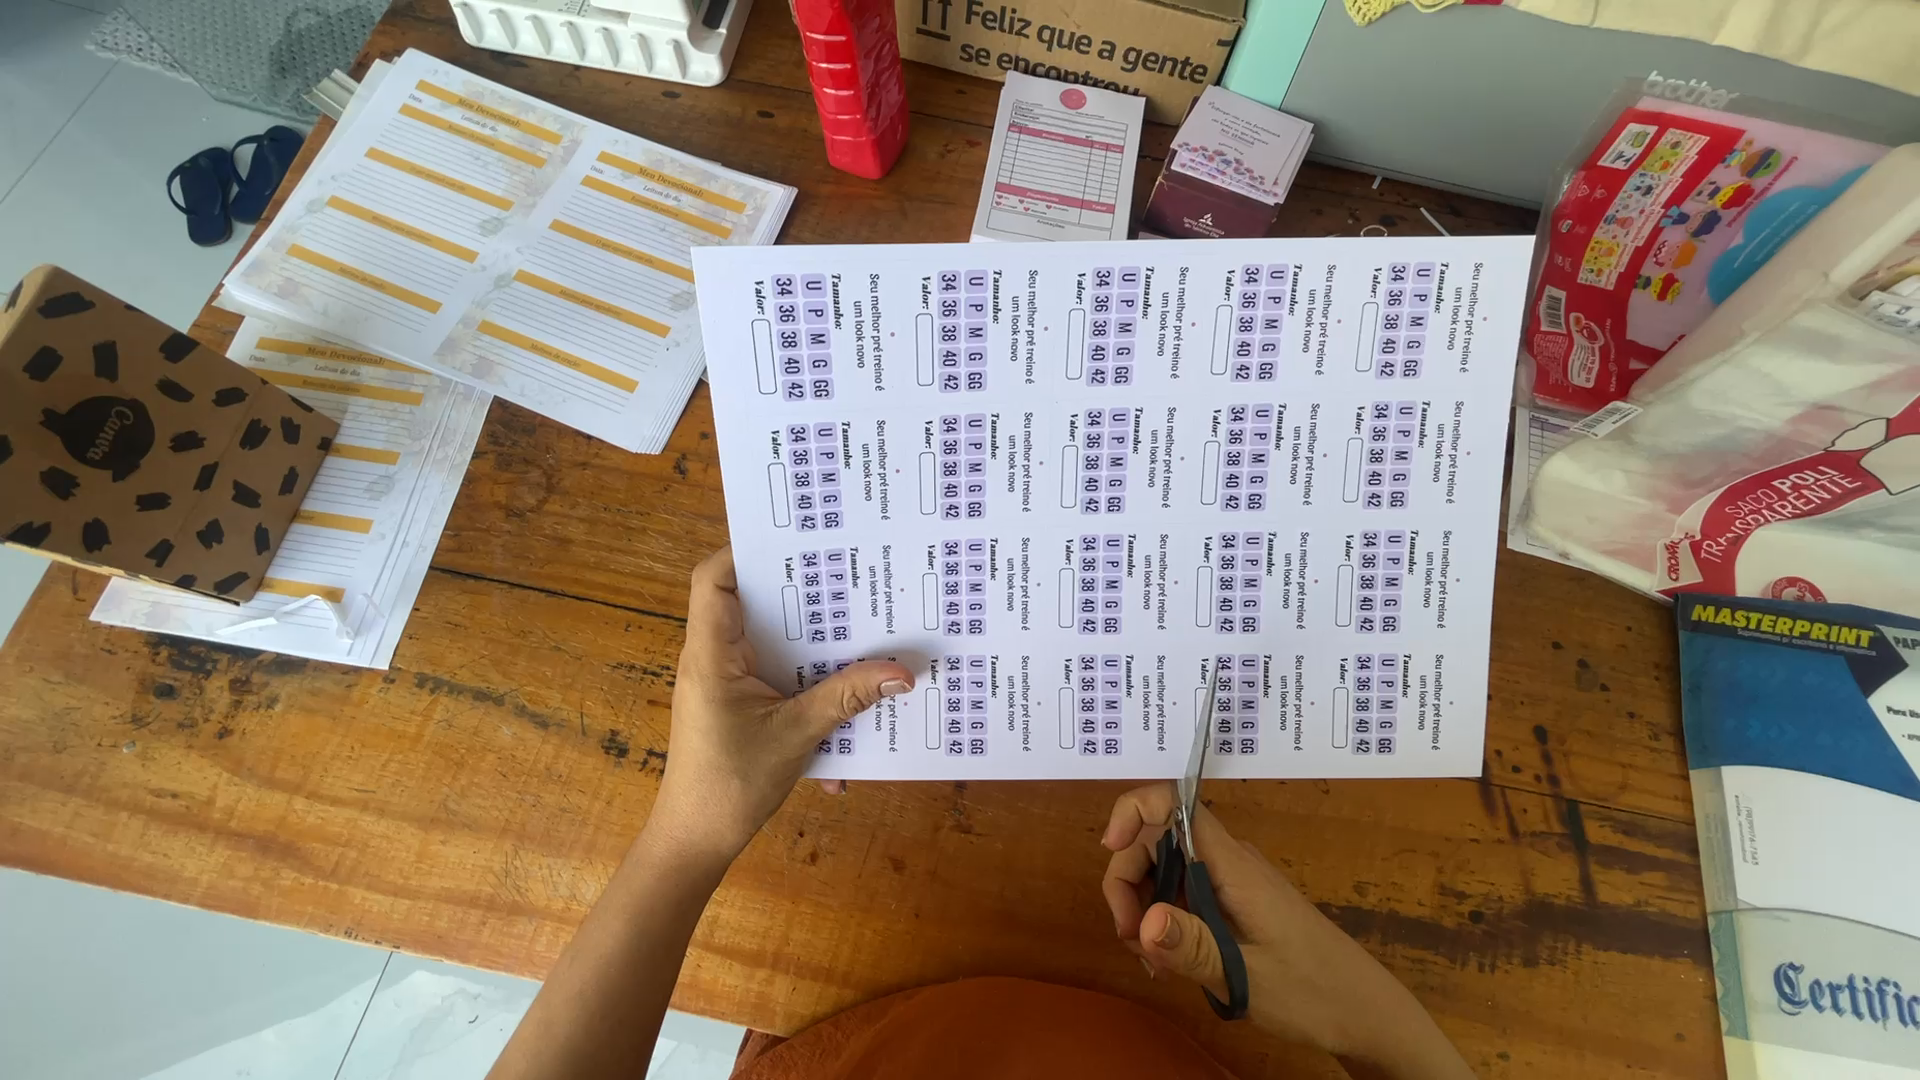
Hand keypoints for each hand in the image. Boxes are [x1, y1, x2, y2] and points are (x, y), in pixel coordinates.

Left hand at [652, 548, 912, 858]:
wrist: (696, 842)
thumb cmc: (730, 783)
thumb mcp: (796, 735)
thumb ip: (846, 697)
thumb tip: (903, 672)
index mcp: (713, 653)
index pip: (714, 580)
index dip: (746, 550)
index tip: (799, 539)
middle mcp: (715, 658)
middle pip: (751, 601)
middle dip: (799, 588)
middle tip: (848, 573)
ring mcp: (728, 681)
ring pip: (771, 639)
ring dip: (811, 635)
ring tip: (858, 618)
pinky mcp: (742, 703)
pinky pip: (779, 673)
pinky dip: (809, 677)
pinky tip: (848, 689)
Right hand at [1101, 785, 1472, 1077]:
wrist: (1367, 1015)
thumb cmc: (1313, 992)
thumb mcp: (1248, 978)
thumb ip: (1193, 949)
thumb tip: (1140, 923)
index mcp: (1229, 863)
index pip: (1173, 802)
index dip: (1133, 810)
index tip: (1110, 849)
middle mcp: (1224, 859)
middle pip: (1154, 840)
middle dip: (1128, 881)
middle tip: (1131, 941)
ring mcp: (1226, 878)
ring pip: (1163, 867)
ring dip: (1142, 904)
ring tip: (1151, 960)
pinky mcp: (1229, 900)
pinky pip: (1180, 890)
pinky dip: (1162, 916)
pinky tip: (1167, 957)